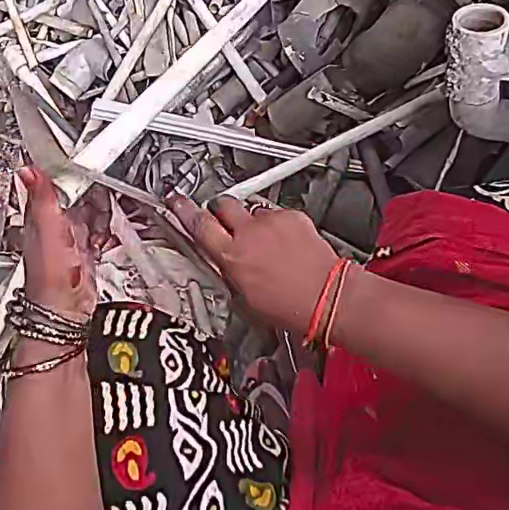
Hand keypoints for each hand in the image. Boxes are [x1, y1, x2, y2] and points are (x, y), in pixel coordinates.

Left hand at [20, 167, 95, 320]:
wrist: (65, 309)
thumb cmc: (49, 274)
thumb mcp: (46, 226)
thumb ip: (41, 196)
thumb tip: (27, 170)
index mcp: (41, 214)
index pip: (56, 183)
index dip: (73, 174)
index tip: (89, 168)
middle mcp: (56, 224)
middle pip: (80, 197)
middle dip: (95, 194)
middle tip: (104, 197)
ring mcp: (72, 238)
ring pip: (92, 213)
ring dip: (103, 214)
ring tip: (103, 222)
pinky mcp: (86, 252)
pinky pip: (100, 232)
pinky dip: (106, 232)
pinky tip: (104, 238)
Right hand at [167, 195, 338, 335]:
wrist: (330, 298)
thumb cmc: (291, 306)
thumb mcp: (245, 297)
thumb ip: (228, 270)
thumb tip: (222, 260)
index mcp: (231, 256)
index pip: (199, 224)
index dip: (184, 210)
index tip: (178, 203)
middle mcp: (248, 233)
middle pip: (222, 205)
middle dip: (221, 210)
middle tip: (227, 223)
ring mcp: (270, 222)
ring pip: (251, 209)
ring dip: (253, 222)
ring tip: (266, 243)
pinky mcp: (291, 215)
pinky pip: (276, 213)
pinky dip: (278, 224)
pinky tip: (286, 243)